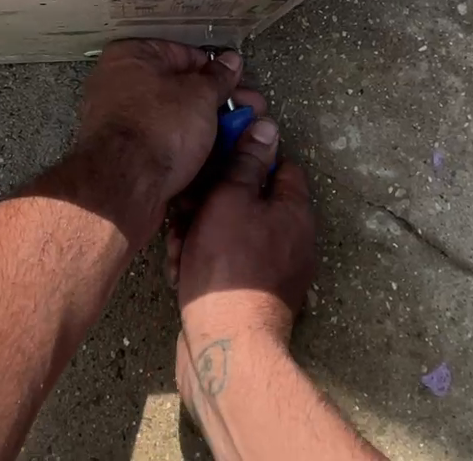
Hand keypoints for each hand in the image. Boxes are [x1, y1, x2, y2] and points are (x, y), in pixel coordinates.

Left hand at [70, 39, 244, 206]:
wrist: (124, 189)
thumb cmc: (160, 128)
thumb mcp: (199, 95)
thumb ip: (217, 77)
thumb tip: (230, 61)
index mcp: (131, 56)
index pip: (184, 54)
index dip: (217, 70)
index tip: (241, 85)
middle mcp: (119, 85)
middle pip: (180, 89)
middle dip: (218, 103)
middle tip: (250, 112)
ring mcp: (121, 122)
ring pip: (175, 120)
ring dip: (208, 128)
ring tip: (241, 138)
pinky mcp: (126, 156)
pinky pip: (164, 143)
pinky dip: (189, 149)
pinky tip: (218, 160)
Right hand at [166, 116, 315, 348]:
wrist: (226, 347)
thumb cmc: (228, 264)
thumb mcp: (232, 199)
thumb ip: (247, 161)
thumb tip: (268, 126)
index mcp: (294, 211)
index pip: (277, 164)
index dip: (245, 156)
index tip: (214, 160)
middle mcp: (292, 238)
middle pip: (249, 199)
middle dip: (210, 201)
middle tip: (184, 212)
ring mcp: (273, 270)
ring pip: (231, 231)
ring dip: (199, 233)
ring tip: (177, 246)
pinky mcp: (251, 295)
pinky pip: (227, 262)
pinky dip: (203, 261)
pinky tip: (179, 270)